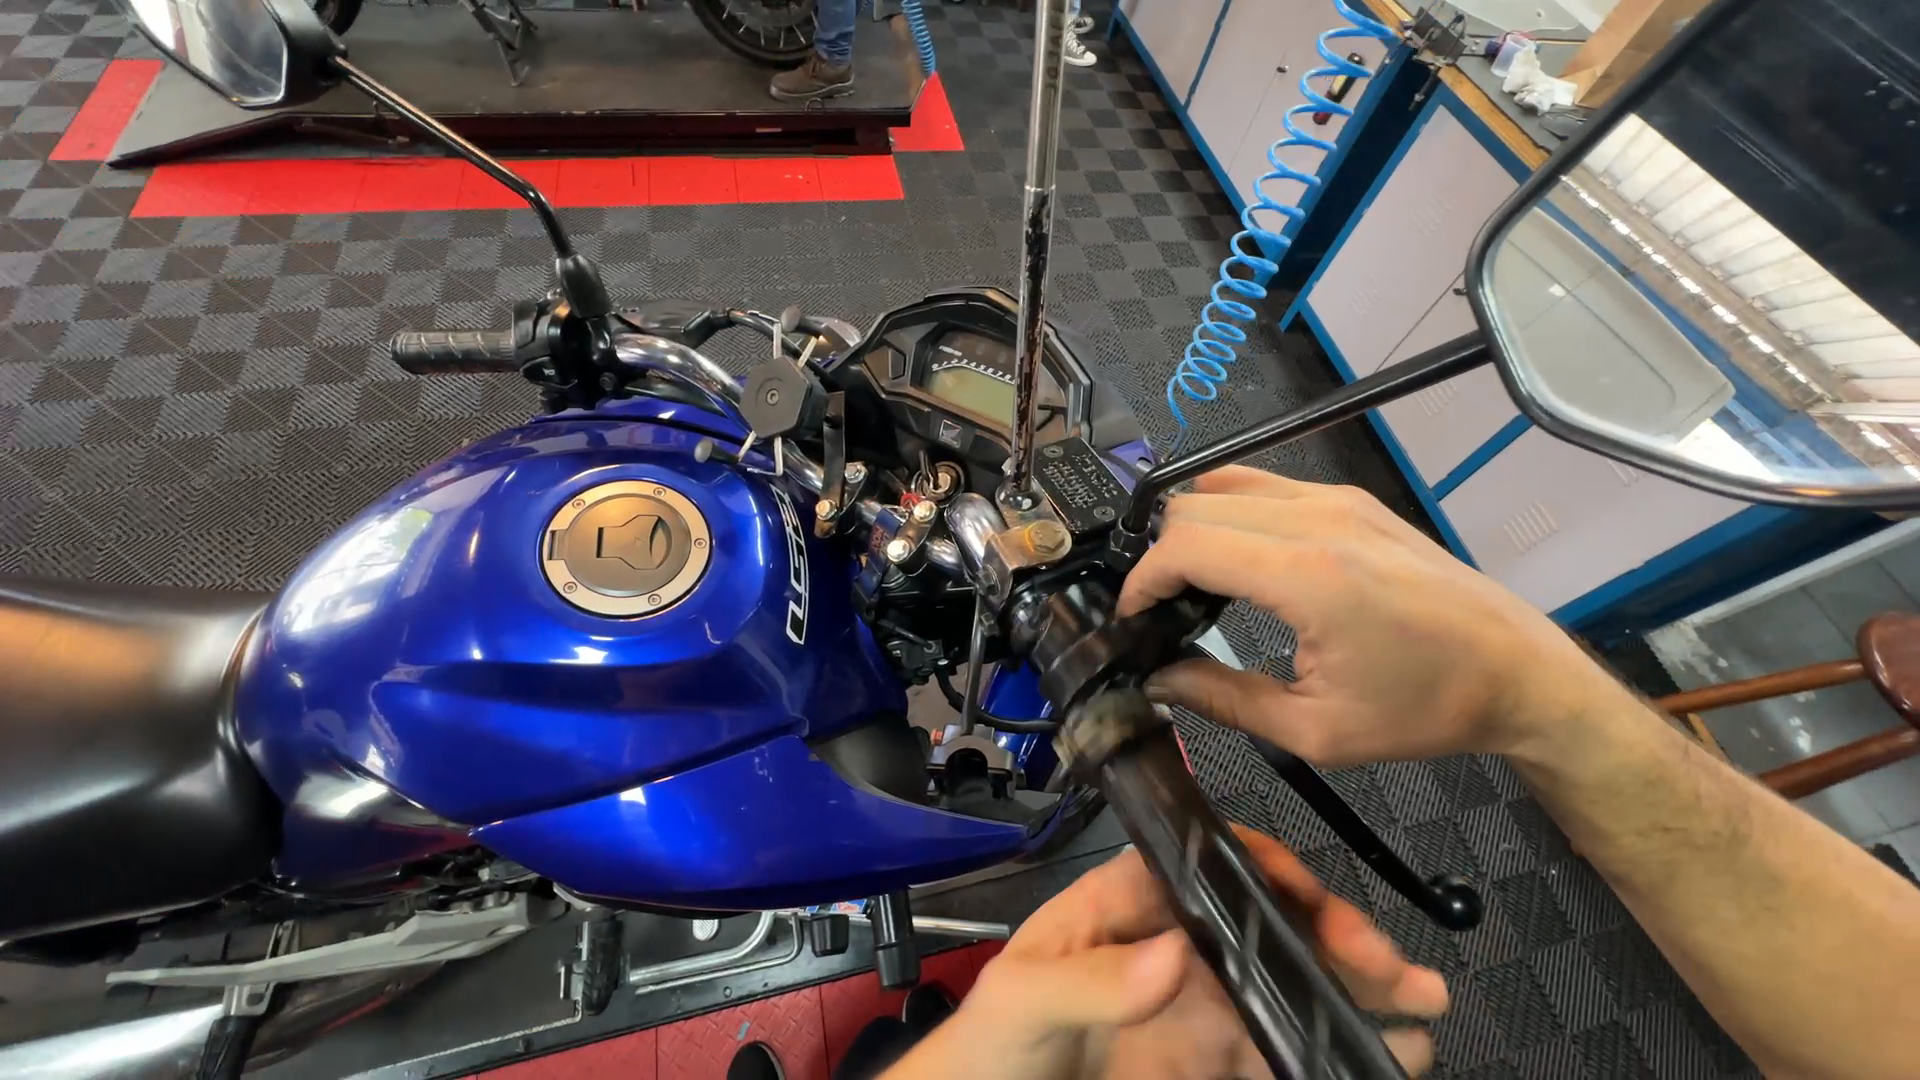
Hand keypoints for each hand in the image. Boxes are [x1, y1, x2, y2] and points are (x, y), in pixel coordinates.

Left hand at [881, 828, 1446, 1079]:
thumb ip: (1091, 979)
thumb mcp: (1025, 999)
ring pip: (1282, 985)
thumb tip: (1174, 955)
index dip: (1262, 870)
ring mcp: (1193, 1009)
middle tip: (1395, 967)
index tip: (1315, 901)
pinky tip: (1388, 1054)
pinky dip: (1330, 1050)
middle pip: (1257, 922)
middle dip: (1329, 935)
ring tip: (1419, 1005)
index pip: (1200, 866)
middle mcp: (1168, 946)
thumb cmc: (990, 1042)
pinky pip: (1275, 1051)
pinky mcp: (1207, 1063)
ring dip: (1350, 991)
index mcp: (1123, 906)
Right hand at [1118, 467, 1621, 766]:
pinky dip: (1225, 513)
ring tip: (1190, 584)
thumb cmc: (1424, 708)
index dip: (1142, 581)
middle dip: (1158, 557)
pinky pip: (1258, 484)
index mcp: (1306, 575)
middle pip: (1191, 507)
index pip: (1185, 544)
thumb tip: (1157, 679)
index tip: (1132, 620)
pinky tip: (1233, 558)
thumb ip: (1221, 700)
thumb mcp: (1315, 729)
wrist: (1521, 672)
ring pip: (1220, 486)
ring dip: (1189, 530)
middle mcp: (1315, 518)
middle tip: (1159, 610)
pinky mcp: (1347, 498)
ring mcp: (1334, 499)